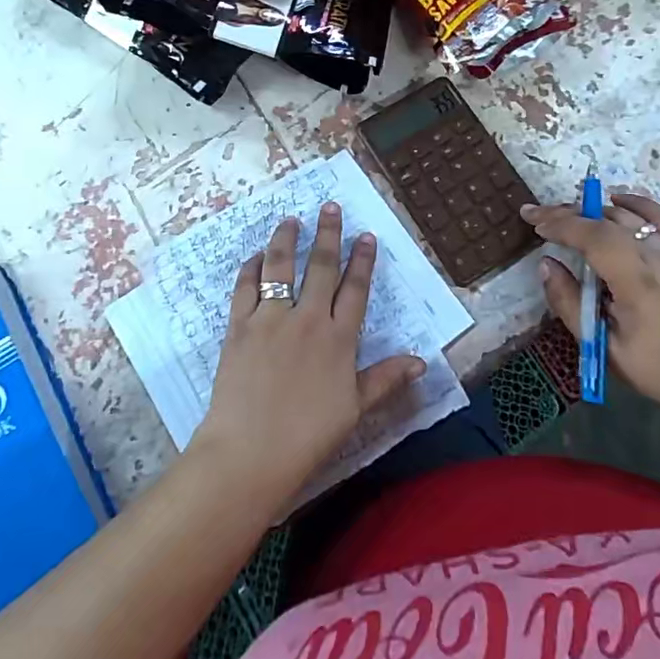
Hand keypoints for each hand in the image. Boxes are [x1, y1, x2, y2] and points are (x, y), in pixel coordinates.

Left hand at [190, 203, 425, 497]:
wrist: (251, 451)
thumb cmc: (309, 435)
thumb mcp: (355, 408)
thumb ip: (385, 379)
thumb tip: (421, 362)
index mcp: (339, 338)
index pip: (355, 288)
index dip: (362, 260)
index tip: (366, 236)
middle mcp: (308, 319)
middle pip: (320, 267)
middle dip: (328, 234)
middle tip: (330, 207)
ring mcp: (271, 320)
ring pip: (280, 268)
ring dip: (286, 240)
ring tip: (290, 220)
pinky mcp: (238, 328)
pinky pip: (244, 288)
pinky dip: (250, 268)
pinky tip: (254, 257)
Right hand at [521, 195, 659, 428]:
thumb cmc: (656, 370)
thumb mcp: (603, 346)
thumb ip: (570, 303)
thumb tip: (547, 264)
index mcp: (641, 285)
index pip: (596, 238)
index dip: (562, 225)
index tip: (534, 223)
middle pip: (610, 220)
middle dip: (569, 213)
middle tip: (537, 214)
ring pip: (631, 217)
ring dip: (593, 210)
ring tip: (564, 215)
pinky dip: (634, 205)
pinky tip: (614, 201)